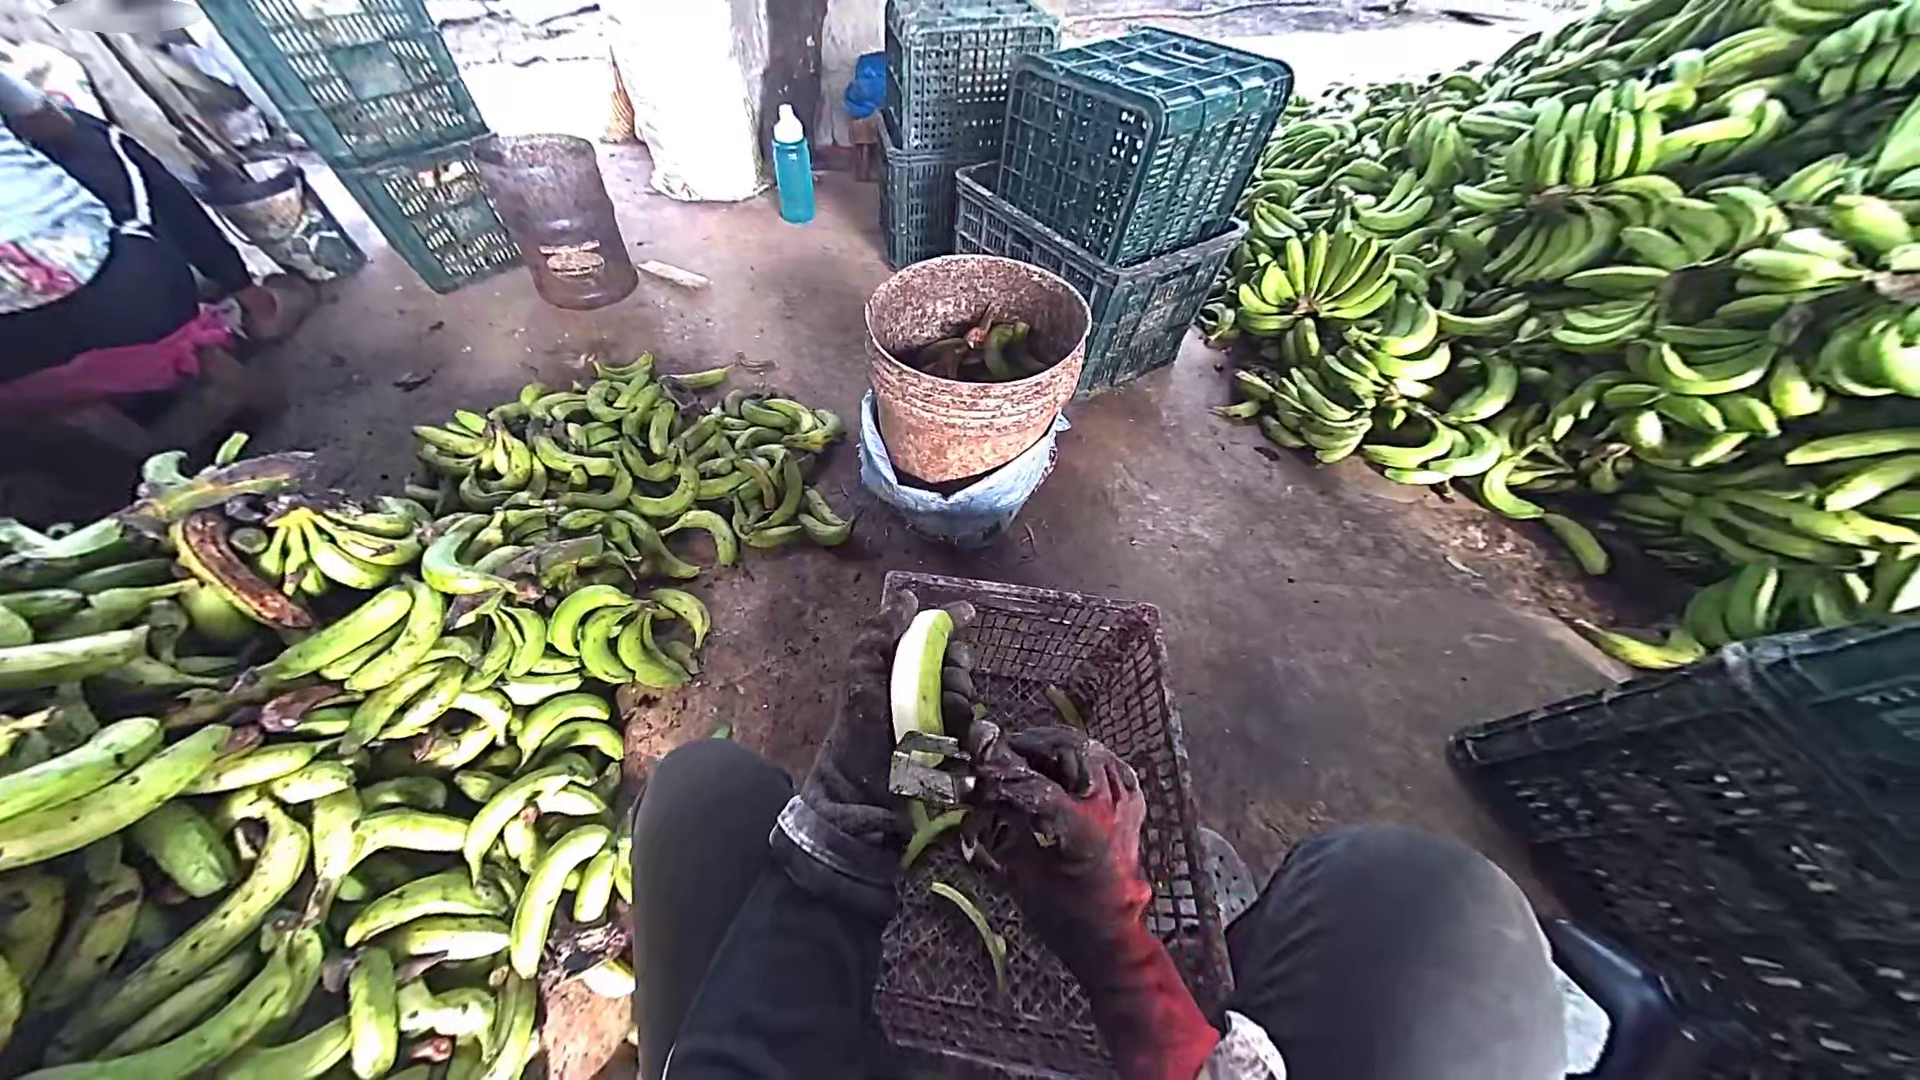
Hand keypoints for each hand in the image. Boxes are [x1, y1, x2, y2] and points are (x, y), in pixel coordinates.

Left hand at [774, 590, 972, 916]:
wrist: (860, 795)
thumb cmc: (857, 732)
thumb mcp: (860, 675)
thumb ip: (879, 634)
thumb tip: (908, 598)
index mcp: (900, 669)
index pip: (934, 637)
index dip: (952, 622)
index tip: (968, 614)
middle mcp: (923, 690)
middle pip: (959, 664)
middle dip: (957, 667)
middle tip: (946, 681)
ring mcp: (940, 721)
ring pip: (970, 696)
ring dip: (962, 701)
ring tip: (944, 717)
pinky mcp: (954, 751)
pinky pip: (978, 733)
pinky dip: (977, 734)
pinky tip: (966, 740)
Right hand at [969, 724, 1150, 958]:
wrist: (1112, 939)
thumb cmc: (1062, 913)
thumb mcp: (1021, 870)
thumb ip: (1003, 823)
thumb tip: (980, 789)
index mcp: (1078, 827)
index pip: (1031, 781)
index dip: (1001, 763)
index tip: (981, 747)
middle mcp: (1106, 807)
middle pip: (1068, 750)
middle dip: (1033, 745)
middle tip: (1010, 750)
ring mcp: (1124, 803)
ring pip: (1092, 750)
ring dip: (1059, 746)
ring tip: (1035, 753)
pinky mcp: (1133, 806)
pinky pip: (1112, 764)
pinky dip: (1088, 758)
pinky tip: (1070, 764)